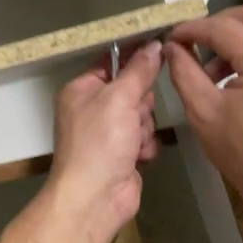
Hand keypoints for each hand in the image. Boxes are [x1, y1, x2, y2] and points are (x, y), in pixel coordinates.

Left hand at [44, 41, 163, 242]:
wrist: (95, 197)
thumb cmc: (100, 142)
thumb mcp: (119, 99)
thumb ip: (139, 71)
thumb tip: (154, 45)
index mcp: (81, 90)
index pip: (111, 62)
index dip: (135, 58)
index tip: (162, 48)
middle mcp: (91, 108)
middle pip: (132, 90)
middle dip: (141, 103)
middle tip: (135, 115)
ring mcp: (106, 133)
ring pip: (142, 115)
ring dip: (144, 128)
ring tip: (134, 142)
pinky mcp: (122, 154)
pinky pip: (144, 138)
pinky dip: (145, 146)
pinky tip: (138, 157)